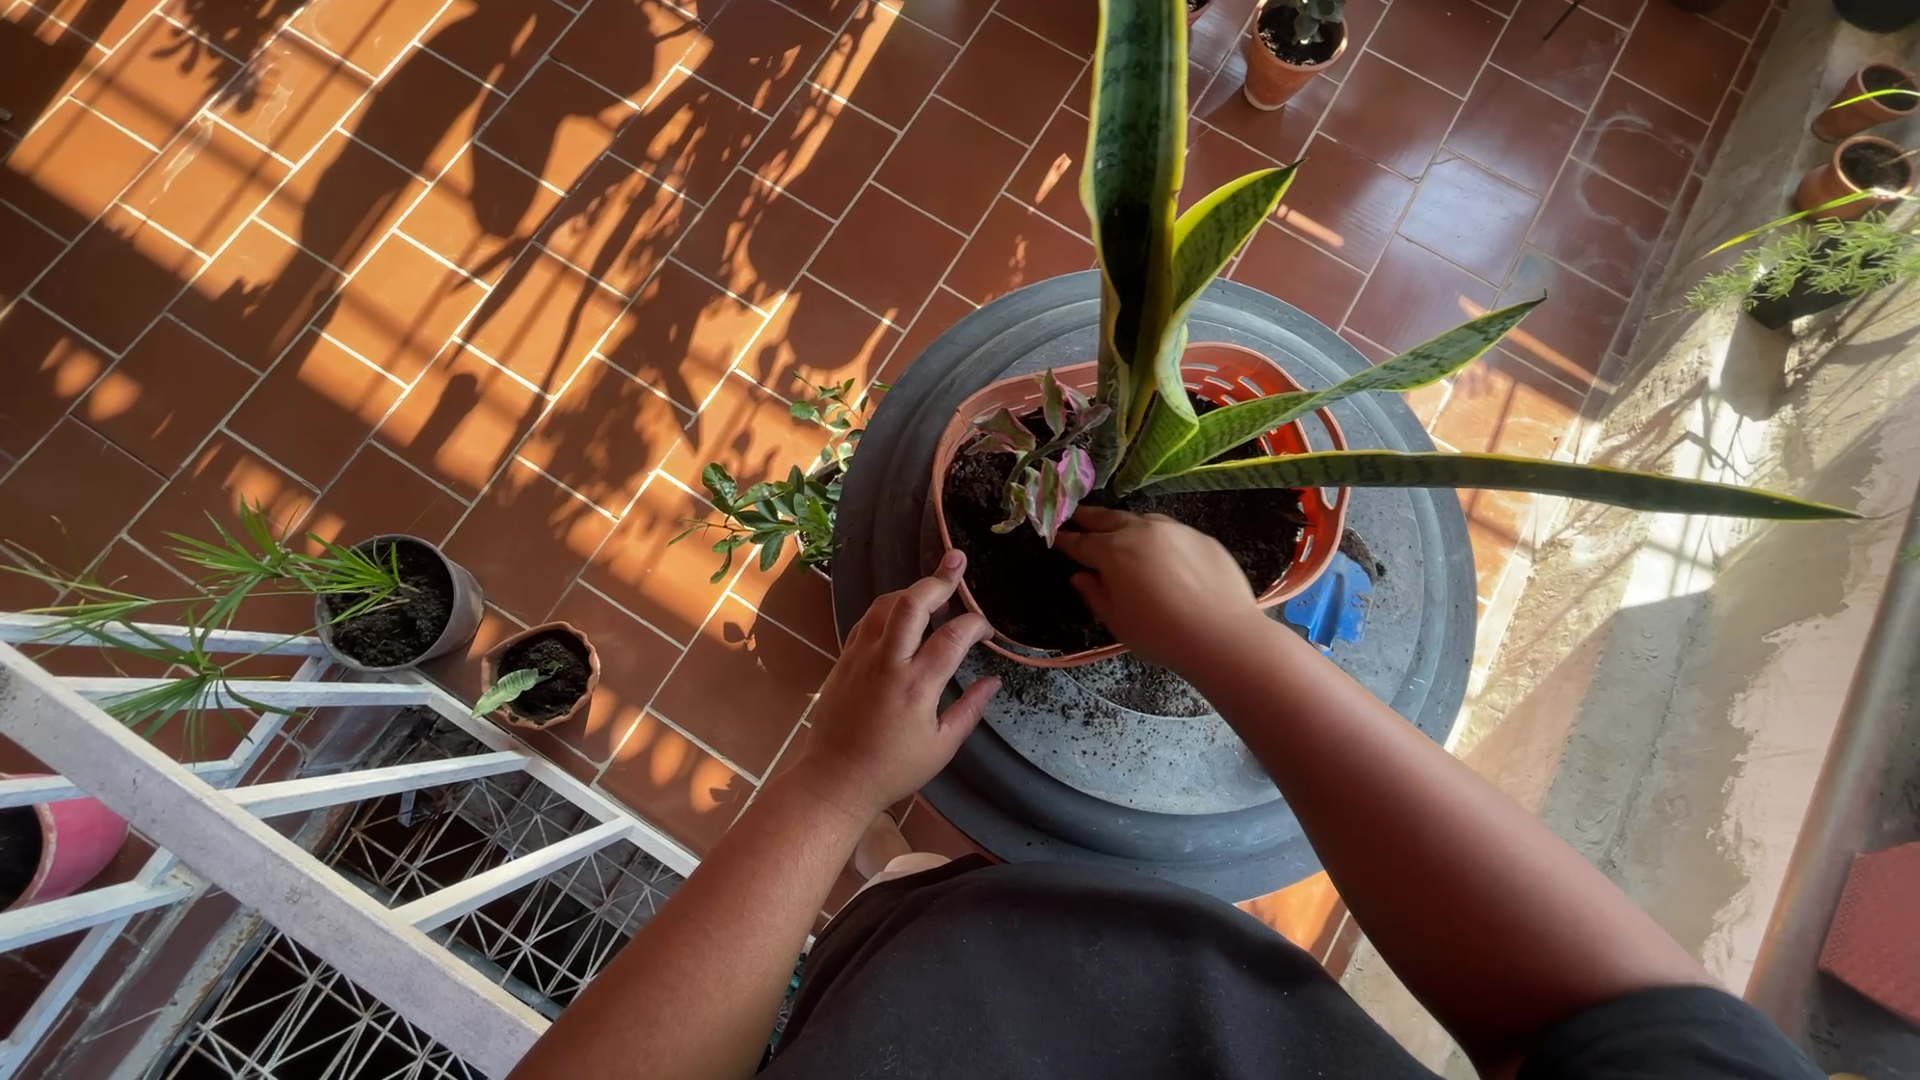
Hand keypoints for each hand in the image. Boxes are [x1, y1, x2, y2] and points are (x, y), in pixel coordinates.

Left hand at [794, 550, 1000, 819]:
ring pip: (886, 605)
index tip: (985, 629)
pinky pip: (867, 621)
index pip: (952, 637)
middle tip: (957, 562)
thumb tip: (995, 680)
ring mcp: (861, 657)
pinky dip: (888, 609)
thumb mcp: (942, 746)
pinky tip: (901, 613)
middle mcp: (888, 663)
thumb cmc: (893, 769)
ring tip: (933, 589)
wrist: (834, 779)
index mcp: (917, 687)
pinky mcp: (844, 659)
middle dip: (938, 579)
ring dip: (911, 590)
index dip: (975, 624)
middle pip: (912, 603)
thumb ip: (971, 709)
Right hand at [1054, 506, 1267, 674]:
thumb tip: (1081, 576)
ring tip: (1114, 527)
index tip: (1054, 536)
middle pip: (1108, 518)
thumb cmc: (1160, 635)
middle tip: (1075, 515)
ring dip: (1123, 521)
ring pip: (1140, 518)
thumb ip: (1095, 594)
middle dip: (1088, 517)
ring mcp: (1174, 530)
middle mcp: (1141, 531)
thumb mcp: (1117, 621)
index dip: (1065, 540)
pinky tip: (1156, 547)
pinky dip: (1154, 533)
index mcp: (1113, 552)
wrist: (1222, 635)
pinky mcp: (1200, 537)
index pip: (1081, 542)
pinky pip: (1169, 529)